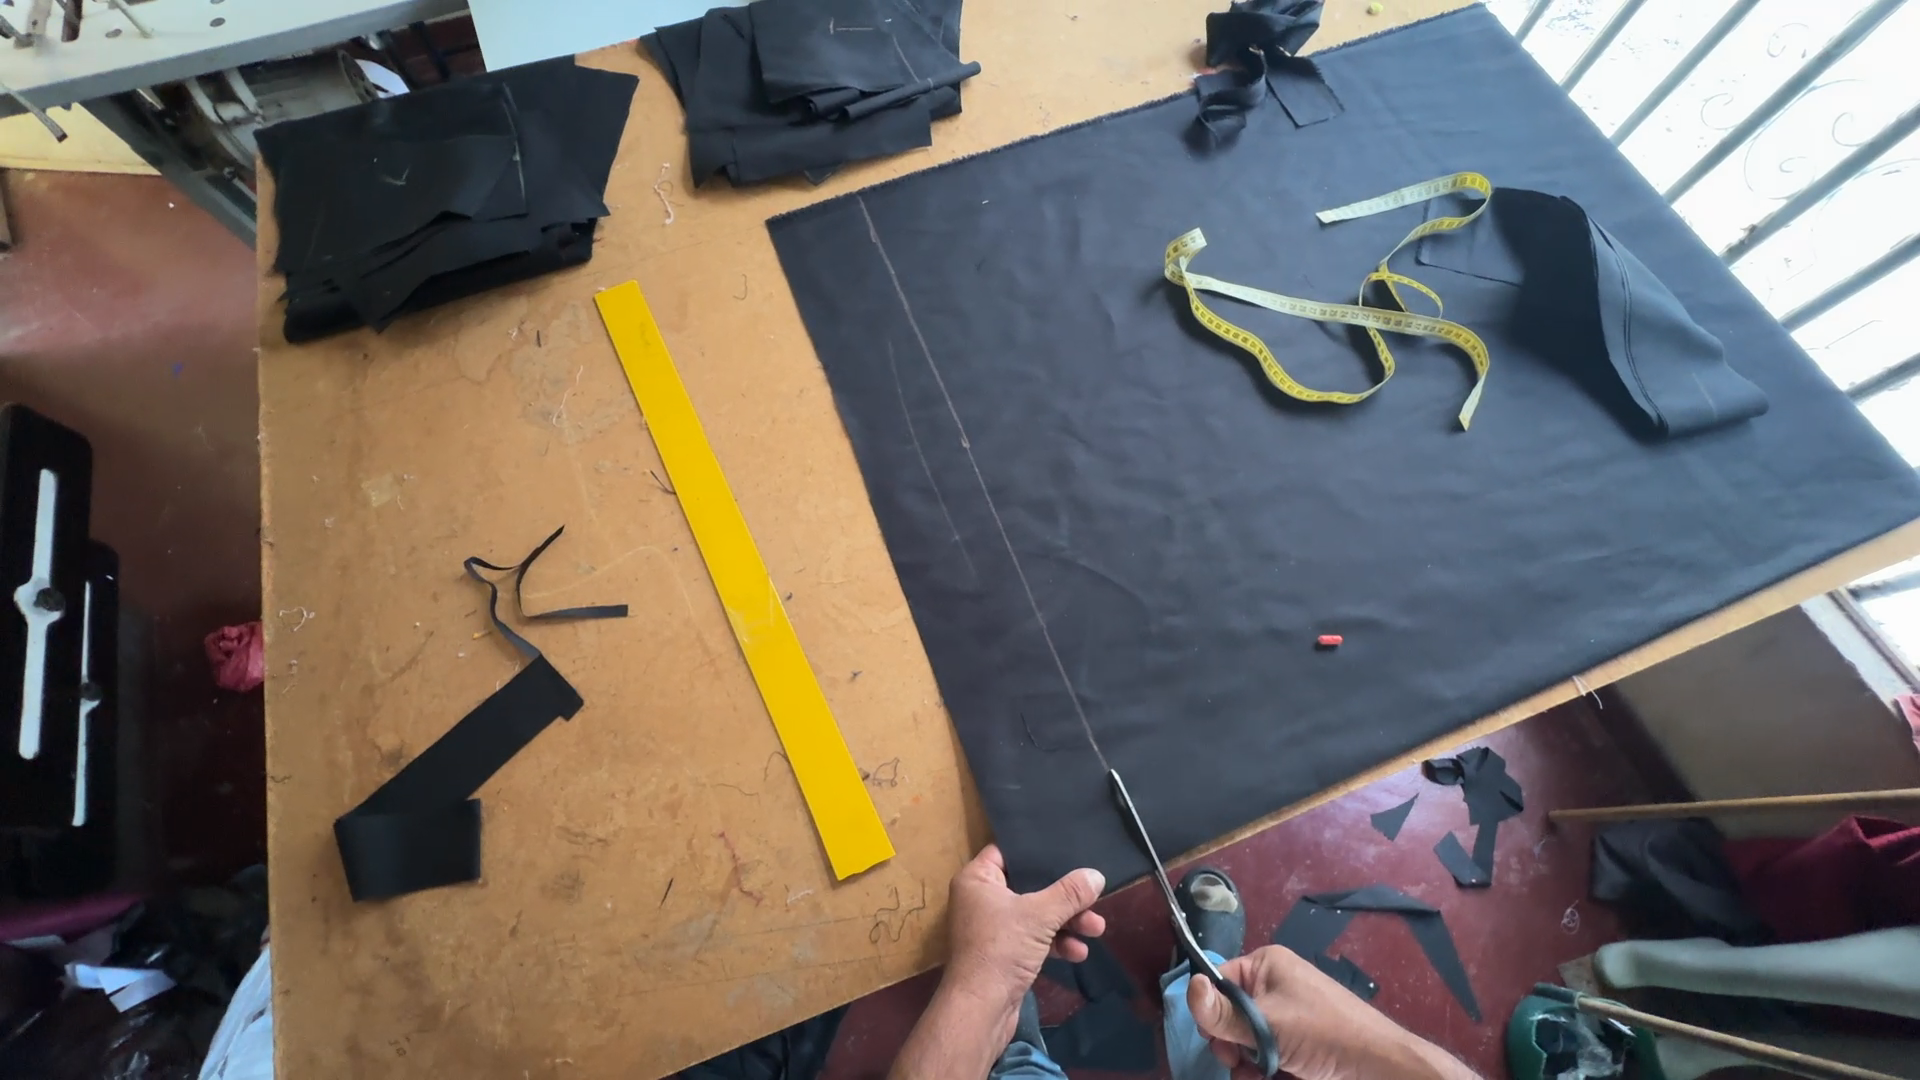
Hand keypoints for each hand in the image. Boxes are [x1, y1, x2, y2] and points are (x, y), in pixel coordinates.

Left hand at [943, 844, 1106, 1011]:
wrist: (981, 1010)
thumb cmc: (1001, 949)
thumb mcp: (1039, 915)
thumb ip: (1069, 894)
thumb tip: (1096, 875)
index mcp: (978, 879)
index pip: (1007, 853)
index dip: (1035, 852)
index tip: (1064, 849)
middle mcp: (982, 899)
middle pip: (1028, 886)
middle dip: (1063, 896)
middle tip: (1092, 896)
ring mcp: (993, 928)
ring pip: (1035, 915)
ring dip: (1065, 921)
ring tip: (1097, 928)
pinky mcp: (1004, 953)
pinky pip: (1033, 939)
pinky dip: (1054, 943)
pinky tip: (1079, 952)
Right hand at [1187, 945, 1477, 1079]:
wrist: (1385, 1071)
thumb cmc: (1325, 1035)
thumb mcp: (1268, 1025)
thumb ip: (1224, 1014)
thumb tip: (1189, 987)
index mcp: (1266, 965)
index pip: (1220, 981)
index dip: (1213, 1012)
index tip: (1220, 1042)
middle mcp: (1276, 986)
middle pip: (1232, 1013)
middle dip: (1231, 1043)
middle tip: (1240, 1064)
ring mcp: (1291, 1017)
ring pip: (1249, 1038)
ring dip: (1247, 1062)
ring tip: (1259, 1077)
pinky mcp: (1304, 1045)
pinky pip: (1271, 1053)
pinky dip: (1266, 1070)